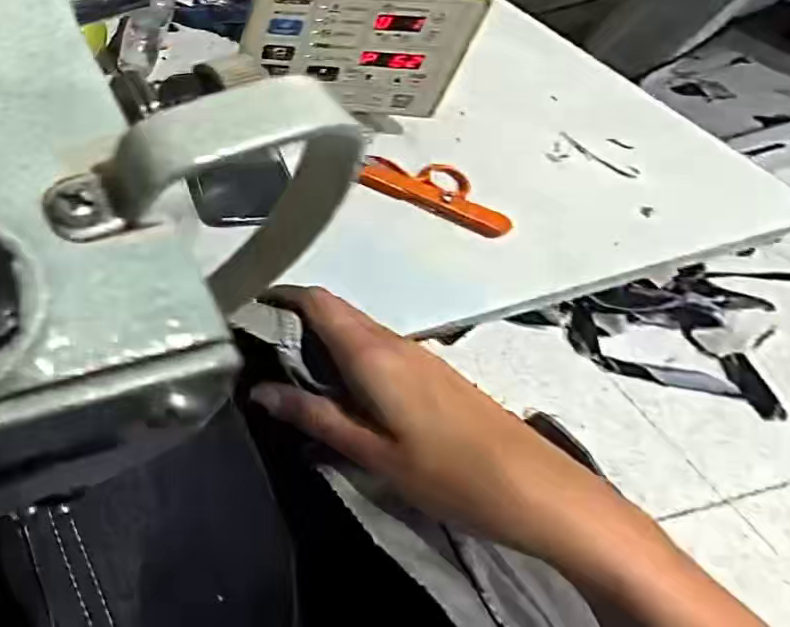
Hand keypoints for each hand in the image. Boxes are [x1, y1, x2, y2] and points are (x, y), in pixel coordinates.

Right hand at [248, 286, 764, 626]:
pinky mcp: (432, 370)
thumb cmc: (451, 474)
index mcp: (370, 351)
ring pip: (353, 324)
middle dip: (292, 312)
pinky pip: (374, 343)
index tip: (243, 308)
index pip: (314, 299)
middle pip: (332, 306)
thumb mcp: (372, 452)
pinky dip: (344, 349)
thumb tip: (259, 392)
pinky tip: (341, 386)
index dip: (277, 294)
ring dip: (319, 333)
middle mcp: (391, 340)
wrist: (546, 495)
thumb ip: (313, 416)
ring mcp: (416, 353)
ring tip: (291, 366)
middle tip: (258, 341)